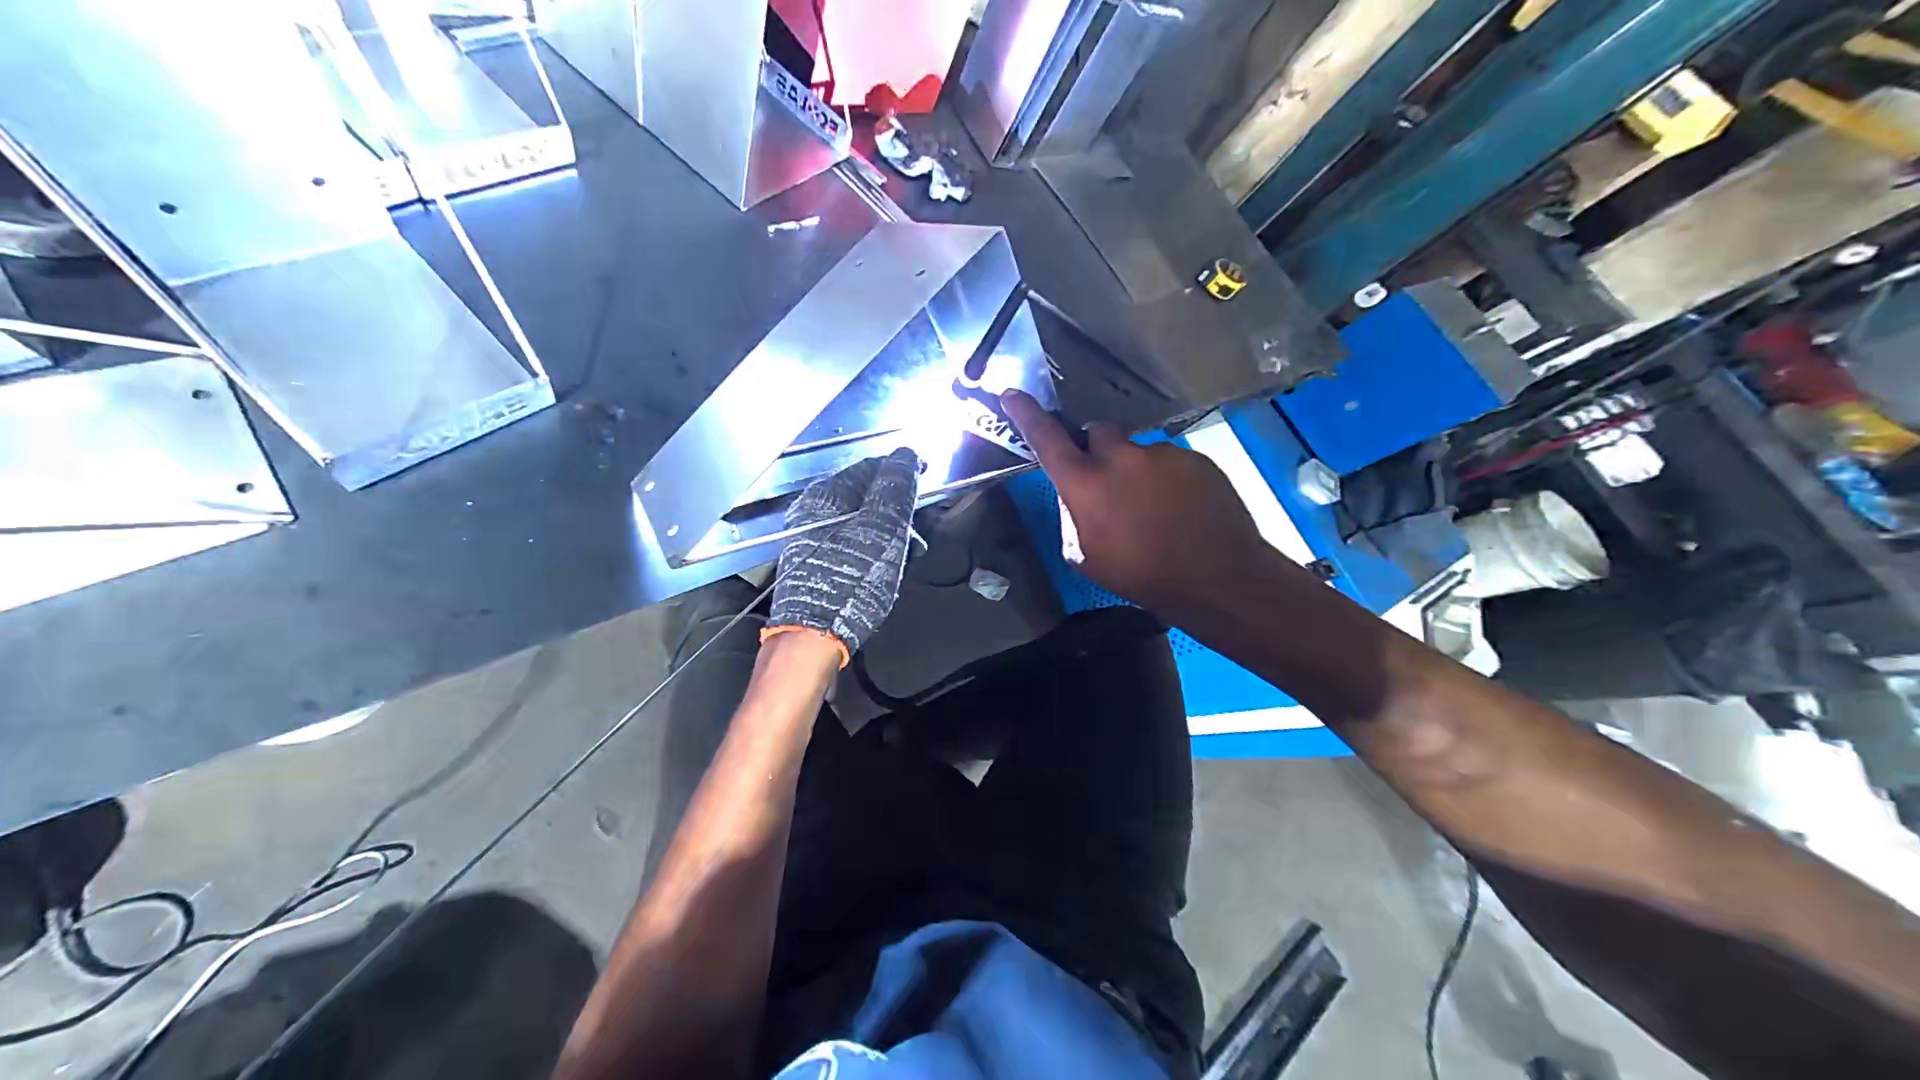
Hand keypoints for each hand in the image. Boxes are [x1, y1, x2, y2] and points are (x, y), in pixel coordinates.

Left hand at [767, 447, 920, 662]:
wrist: (814, 637)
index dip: (901, 469)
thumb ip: (895, 490)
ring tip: (909, 548)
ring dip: (888, 527)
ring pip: (860, 518)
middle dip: (896, 503)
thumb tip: (906, 455)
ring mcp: (812, 537)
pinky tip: (887, 562)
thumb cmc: (850, 581)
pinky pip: (853, 539)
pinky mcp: (817, 561)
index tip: (925, 476)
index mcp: (824, 496)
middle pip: (864, 492)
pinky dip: (874, 544)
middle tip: (919, 522)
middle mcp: (812, 511)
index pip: (869, 466)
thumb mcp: (881, 531)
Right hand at [1001, 390, 1268, 615]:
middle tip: (1106, 479)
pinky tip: (1180, 509)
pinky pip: (1171, 462)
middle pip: (1098, 431)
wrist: (1218, 578)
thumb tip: (1078, 498)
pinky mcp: (1196, 458)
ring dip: (1137, 471)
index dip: (1026, 414)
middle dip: (1096, 448)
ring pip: (1138, 451)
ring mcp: (1162, 454)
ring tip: (1155, 508)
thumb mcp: (1085, 557)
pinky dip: (1169, 480)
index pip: (1047, 438)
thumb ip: (1073, 516)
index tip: (1012, 394)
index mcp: (1086, 483)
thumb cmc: (1142, 576)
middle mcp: (1121, 457)